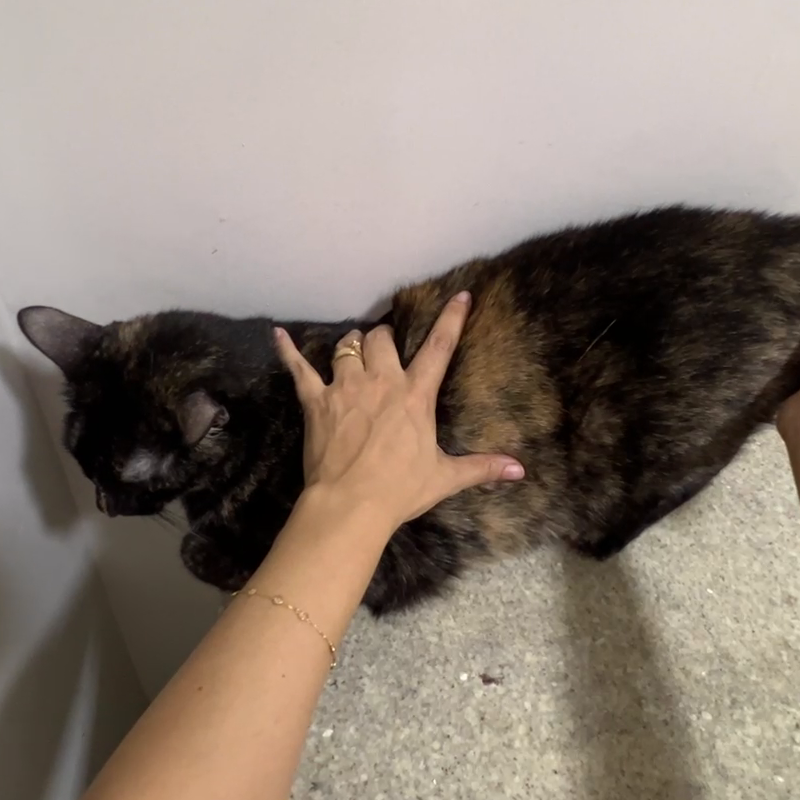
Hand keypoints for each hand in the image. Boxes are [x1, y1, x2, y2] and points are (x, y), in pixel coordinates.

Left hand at [273, 292, 524, 528]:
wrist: (351, 504)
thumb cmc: (400, 490)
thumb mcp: (445, 477)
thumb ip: (483, 468)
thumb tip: (521, 472)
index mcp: (415, 395)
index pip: (439, 347)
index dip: (451, 318)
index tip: (461, 295)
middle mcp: (381, 381)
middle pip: (383, 339)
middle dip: (387, 338)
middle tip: (388, 346)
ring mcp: (345, 387)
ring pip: (347, 347)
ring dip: (353, 346)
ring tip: (354, 349)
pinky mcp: (315, 401)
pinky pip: (299, 368)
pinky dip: (288, 350)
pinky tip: (278, 334)